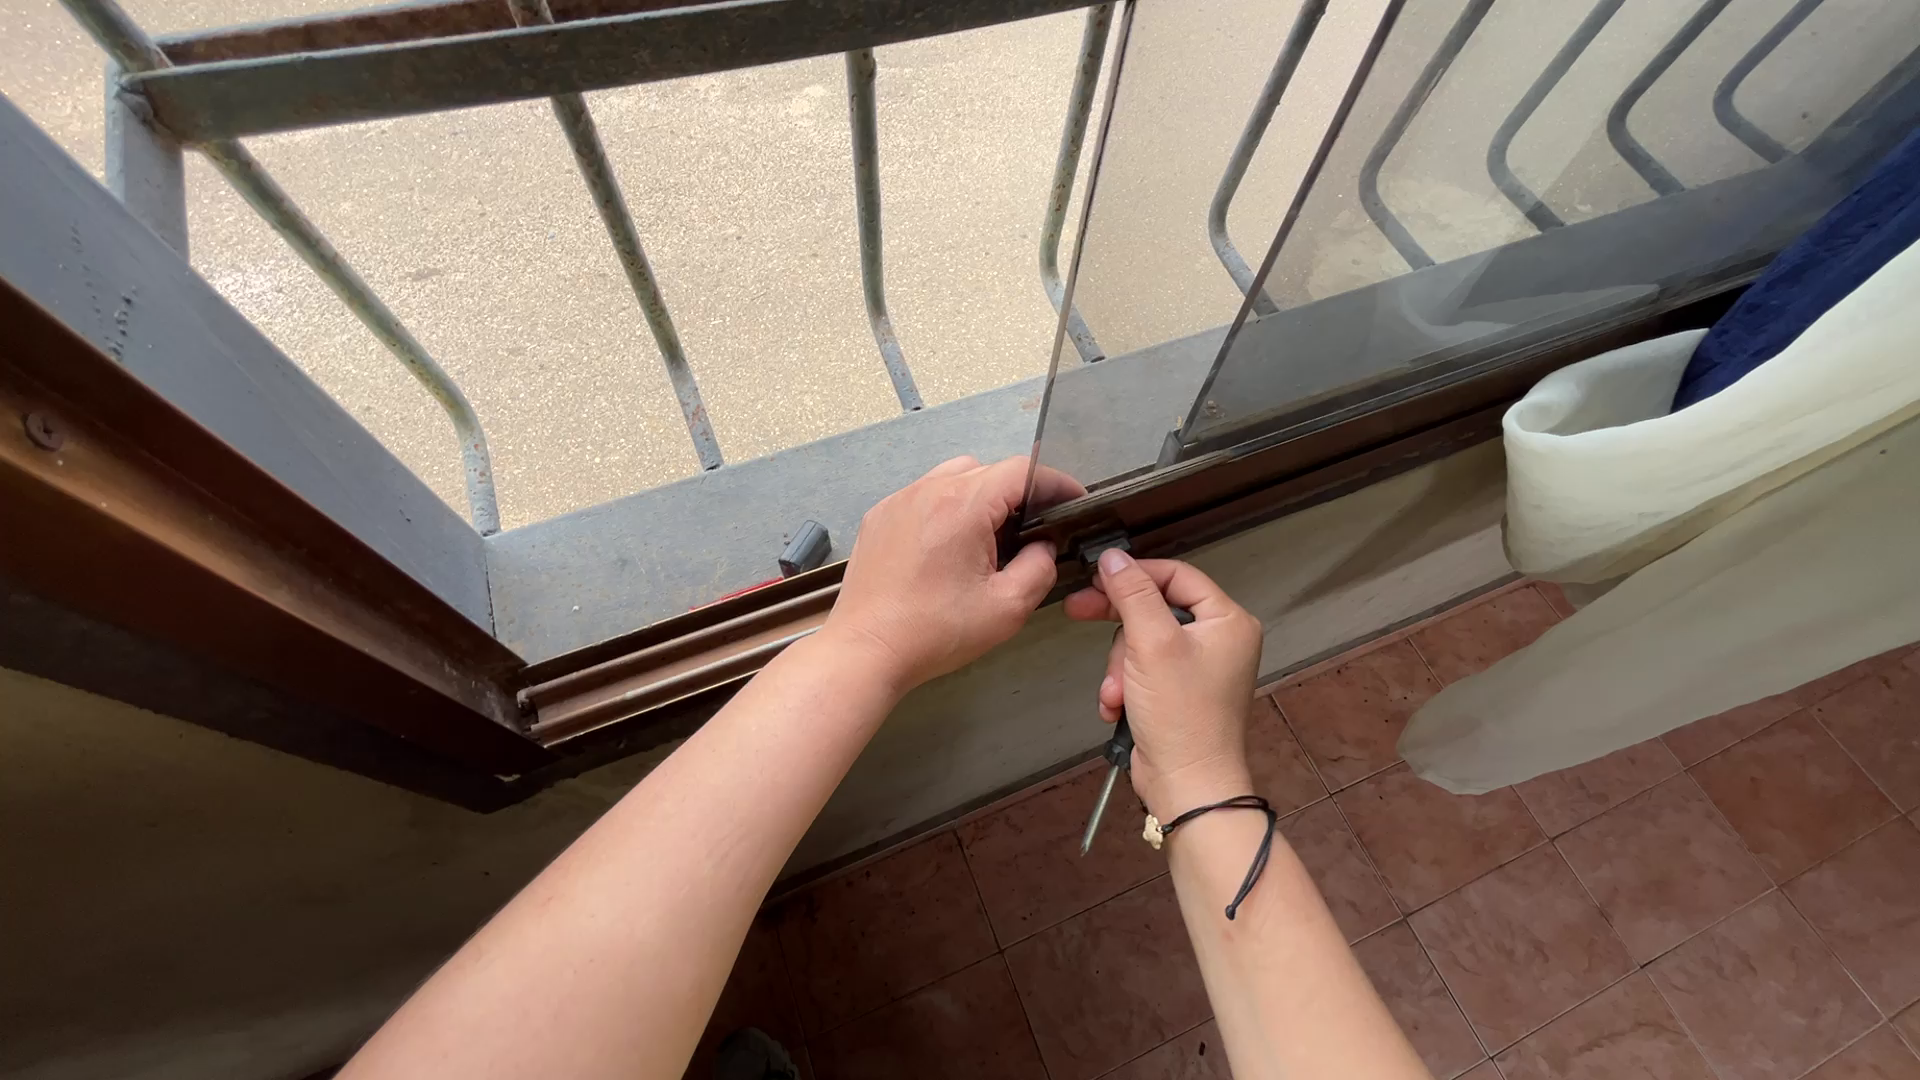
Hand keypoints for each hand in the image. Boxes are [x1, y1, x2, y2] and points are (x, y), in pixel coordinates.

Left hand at [822, 455, 1084, 693]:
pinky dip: (945, 507)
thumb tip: (1043, 546)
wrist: (865, 650)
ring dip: (980, 496)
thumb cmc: (934, 632)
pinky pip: (923, 495)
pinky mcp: (879, 517)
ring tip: (989, 536)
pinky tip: (948, 545)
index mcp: (962, 505)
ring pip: (953, 476)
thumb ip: (1039, 567)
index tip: (1072, 500)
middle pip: (987, 469)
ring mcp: (898, 500)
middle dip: (1017, 492)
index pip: (1020, 470)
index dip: (1054, 482)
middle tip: (1032, 528)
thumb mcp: (1007, 607)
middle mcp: (927, 490)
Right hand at [1064, 549, 1262, 815]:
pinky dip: (1123, 686)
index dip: (1135, 573)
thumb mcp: (1151, 643)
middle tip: (1076, 611)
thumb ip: (1132, 594)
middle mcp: (1217, 639)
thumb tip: (1112, 556)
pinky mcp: (1176, 691)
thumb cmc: (1181, 713)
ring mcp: (1196, 667)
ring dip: (1118, 667)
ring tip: (1116, 693)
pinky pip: (1140, 669)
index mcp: (1226, 620)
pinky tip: (1117, 706)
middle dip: (1118, 627)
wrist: (1187, 786)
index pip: (1176, 575)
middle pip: (1153, 608)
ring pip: (1139, 642)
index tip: (1097, 578)